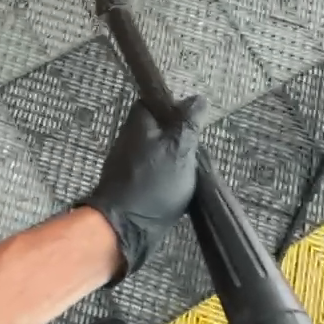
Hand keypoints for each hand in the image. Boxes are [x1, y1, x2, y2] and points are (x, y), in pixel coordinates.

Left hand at [82, 97, 203, 279]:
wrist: (126, 225)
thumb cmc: (153, 182)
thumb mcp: (180, 148)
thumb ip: (188, 123)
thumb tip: (197, 98)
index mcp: (138, 122)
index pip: (153, 101)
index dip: (173, 107)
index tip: (192, 120)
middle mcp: (129, 137)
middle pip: (156, 127)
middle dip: (177, 135)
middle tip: (196, 148)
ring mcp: (127, 161)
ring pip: (156, 149)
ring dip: (173, 157)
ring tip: (191, 169)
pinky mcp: (131, 183)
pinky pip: (152, 170)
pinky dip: (166, 174)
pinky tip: (179, 185)